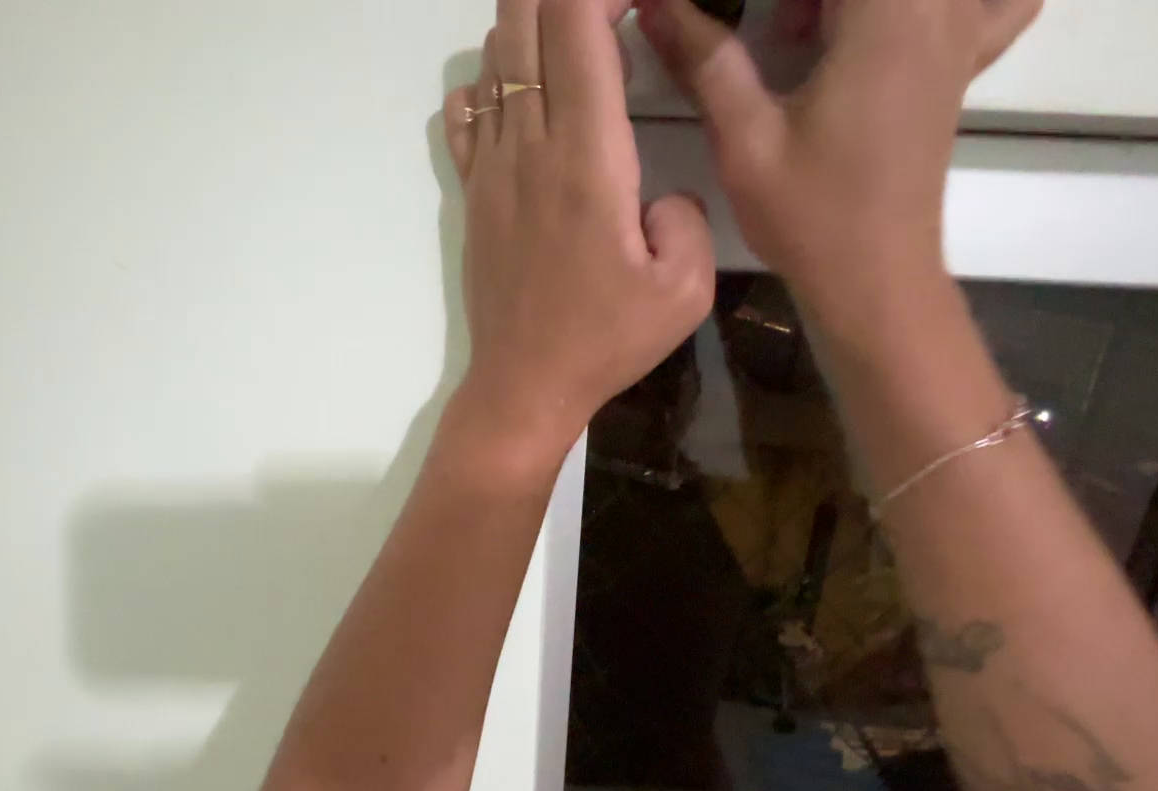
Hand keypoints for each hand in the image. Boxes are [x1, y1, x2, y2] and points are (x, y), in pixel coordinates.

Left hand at [440, 0, 716, 474]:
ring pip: (494, 54)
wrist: (524, 386)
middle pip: (525, 15)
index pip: (577, 21)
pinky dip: (491, 84)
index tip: (641, 1)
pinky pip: (467, 110)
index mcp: (586, 158)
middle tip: (613, 22)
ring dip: (534, 33)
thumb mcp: (684, 292)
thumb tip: (663, 194)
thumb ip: (690, 218)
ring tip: (579, 63)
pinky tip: (522, 105)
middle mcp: (529, 145)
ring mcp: (491, 167)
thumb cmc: (604, 343)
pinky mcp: (471, 194)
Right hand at [638, 0, 1040, 312]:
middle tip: (772, 34)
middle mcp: (938, 4)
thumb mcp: (745, 142)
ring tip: (802, 33)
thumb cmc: (810, 218)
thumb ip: (705, 60)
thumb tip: (654, 3)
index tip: (743, 23)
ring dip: (842, 4)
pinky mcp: (963, 60)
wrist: (876, 279)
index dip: (776, 0)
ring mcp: (962, 28)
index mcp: (886, 12)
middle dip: (801, 4)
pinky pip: (987, 0)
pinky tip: (890, 24)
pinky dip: (939, 3)